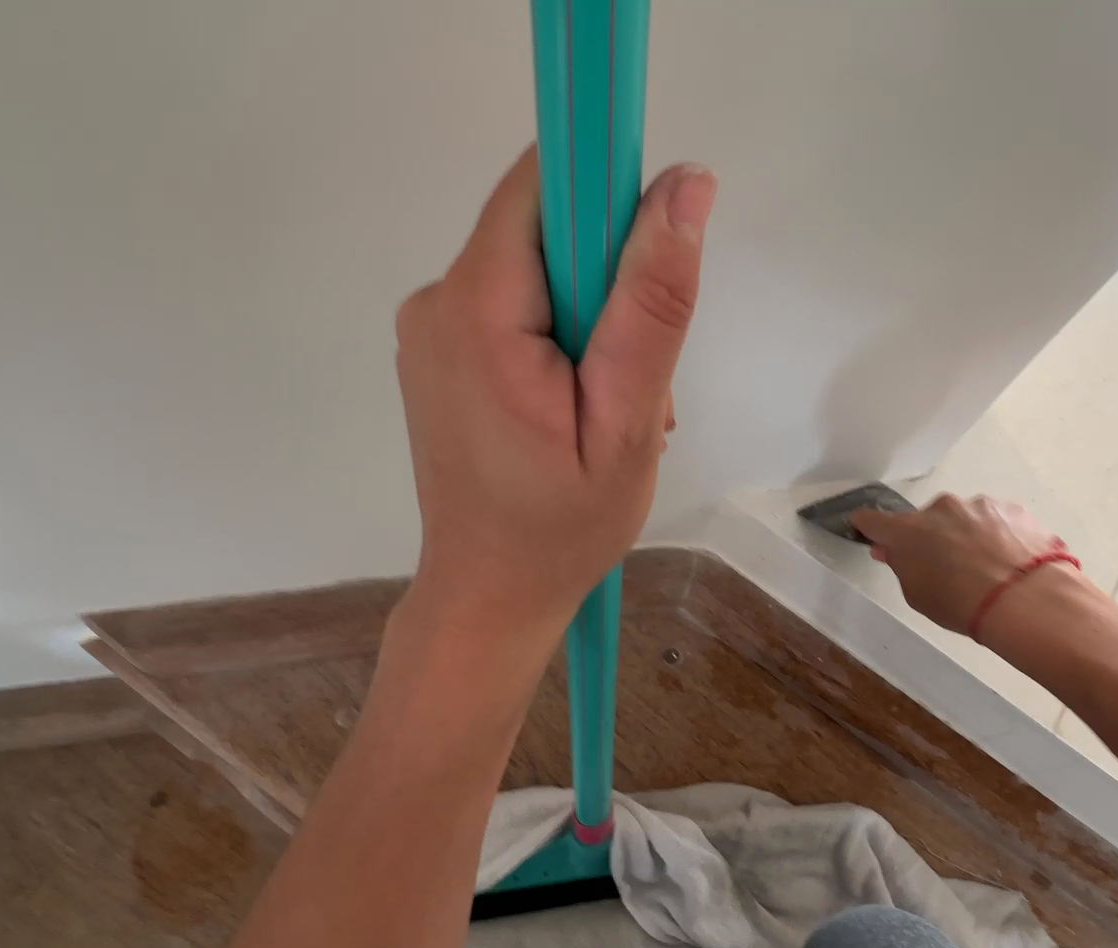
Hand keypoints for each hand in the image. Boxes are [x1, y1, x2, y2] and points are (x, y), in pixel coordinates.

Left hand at [393, 147, 716, 642]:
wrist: (491, 591)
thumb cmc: (561, 528)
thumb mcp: (627, 423)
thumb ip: (653, 306)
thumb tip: (685, 187)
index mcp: (477, 310)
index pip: (546, 187)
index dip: (611, 202)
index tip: (650, 271)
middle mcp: (437, 300)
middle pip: (547, 232)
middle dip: (612, 290)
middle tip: (635, 384)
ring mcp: (432, 326)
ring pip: (539, 273)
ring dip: (594, 326)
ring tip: (607, 412)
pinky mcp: (442, 349)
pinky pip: (517, 308)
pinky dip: (562, 343)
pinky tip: (576, 410)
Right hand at [850, 494, 1072, 635]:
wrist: (1026, 598)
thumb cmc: (960, 604)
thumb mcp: (918, 595)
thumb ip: (902, 567)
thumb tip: (892, 550)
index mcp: (909, 530)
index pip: (874, 520)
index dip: (867, 526)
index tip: (865, 529)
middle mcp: (941, 508)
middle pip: (927, 520)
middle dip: (931, 537)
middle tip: (945, 566)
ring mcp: (980, 505)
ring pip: (965, 518)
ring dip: (968, 535)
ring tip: (987, 568)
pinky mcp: (1014, 509)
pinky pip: (998, 521)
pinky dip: (999, 537)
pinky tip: (1011, 562)